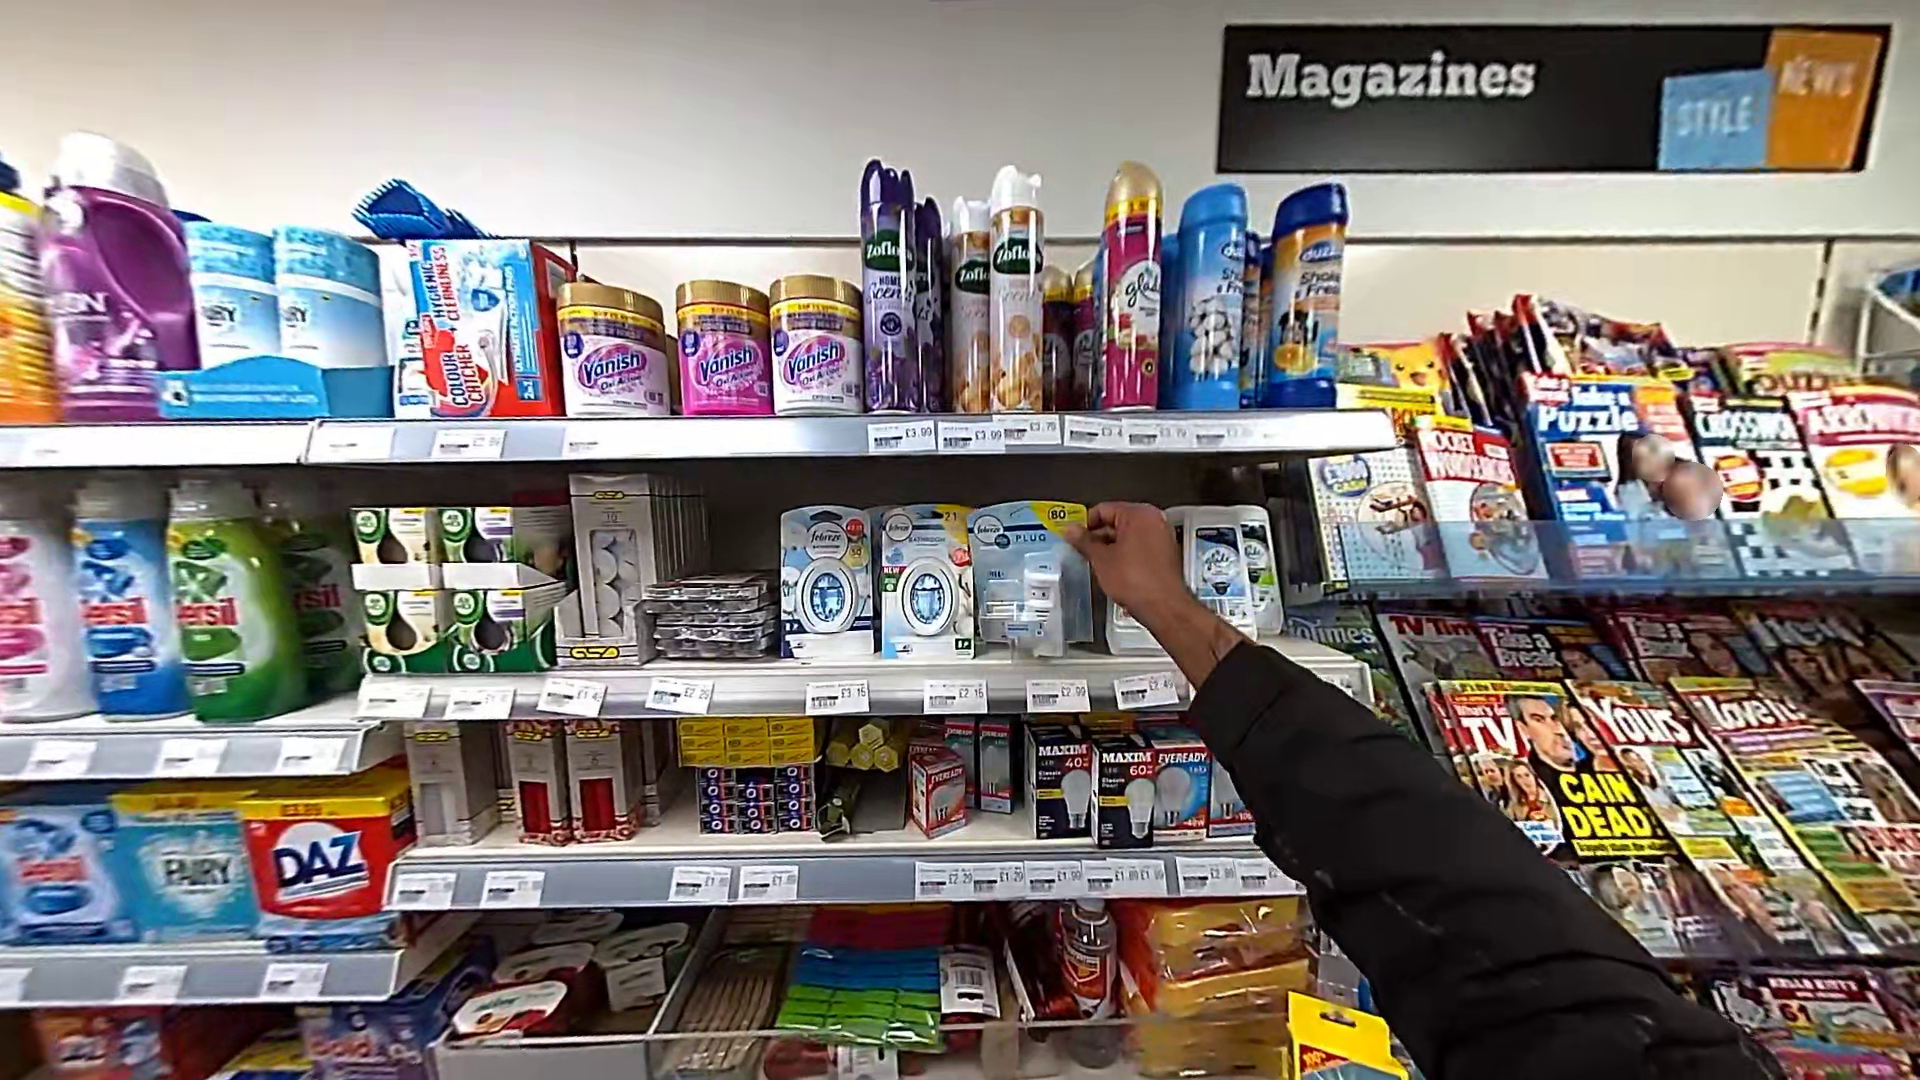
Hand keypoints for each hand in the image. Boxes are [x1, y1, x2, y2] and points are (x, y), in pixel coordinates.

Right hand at [1064, 502, 1190, 626]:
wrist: (1162, 606)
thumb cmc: (1136, 580)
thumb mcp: (1101, 558)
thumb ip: (1083, 541)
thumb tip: (1071, 531)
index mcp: (1138, 514)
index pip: (1103, 509)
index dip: (1085, 523)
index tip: (1075, 535)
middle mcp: (1153, 521)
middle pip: (1116, 520)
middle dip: (1098, 536)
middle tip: (1083, 549)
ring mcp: (1161, 536)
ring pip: (1128, 534)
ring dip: (1111, 546)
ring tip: (1097, 561)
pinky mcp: (1164, 553)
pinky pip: (1139, 546)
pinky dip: (1125, 553)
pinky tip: (1114, 569)